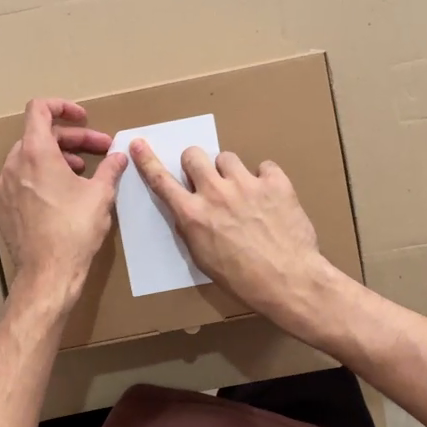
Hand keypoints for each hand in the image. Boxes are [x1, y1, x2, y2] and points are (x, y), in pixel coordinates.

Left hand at [0, 99, 128, 304]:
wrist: (47, 274)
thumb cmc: (74, 231)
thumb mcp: (101, 195)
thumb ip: (110, 169)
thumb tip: (119, 157)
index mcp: (35, 153)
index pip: (39, 109)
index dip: (63, 107)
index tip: (84, 119)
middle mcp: (14, 166)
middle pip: (39, 135)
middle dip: (72, 139)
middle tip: (100, 151)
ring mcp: (5, 187)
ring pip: (30, 158)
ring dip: (58, 157)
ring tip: (83, 173)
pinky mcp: (5, 208)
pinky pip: (22, 179)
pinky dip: (43, 176)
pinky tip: (64, 194)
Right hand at [127, 141, 340, 330]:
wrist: (288, 281)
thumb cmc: (242, 280)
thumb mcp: (203, 259)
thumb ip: (192, 229)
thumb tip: (189, 212)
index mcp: (193, 215)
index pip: (161, 181)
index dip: (147, 161)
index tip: (138, 145)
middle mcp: (215, 193)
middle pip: (194, 155)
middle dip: (197, 164)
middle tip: (208, 179)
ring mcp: (246, 184)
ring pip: (227, 157)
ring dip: (230, 172)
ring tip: (243, 192)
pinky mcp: (275, 182)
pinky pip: (265, 166)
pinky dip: (265, 179)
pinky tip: (270, 198)